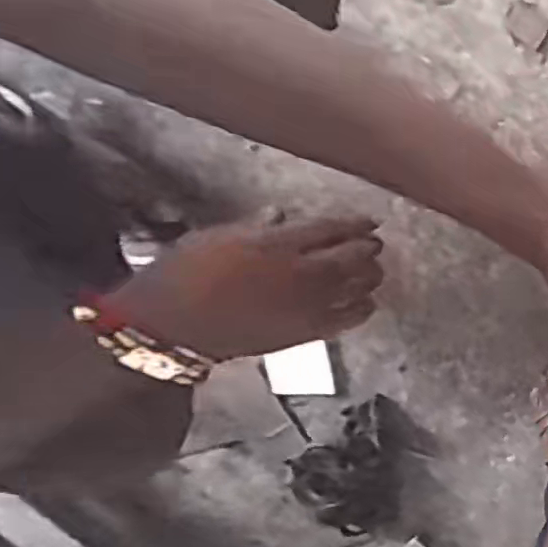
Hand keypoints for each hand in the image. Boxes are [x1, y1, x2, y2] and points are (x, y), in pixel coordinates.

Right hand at [104, 209, 382, 359]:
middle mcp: (301, 272)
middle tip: (374, 245)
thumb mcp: (216, 238)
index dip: (355, 225)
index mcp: (275, 244)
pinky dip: (365, 306)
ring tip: (372, 269)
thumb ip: (256, 226)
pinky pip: (352, 316)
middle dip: (368, 248)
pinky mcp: (312, 330)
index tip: (368, 223)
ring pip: (360, 285)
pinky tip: (366, 301)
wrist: (173, 325)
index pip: (330, 229)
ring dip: (371, 274)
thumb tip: (282, 216)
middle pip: (353, 256)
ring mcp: (311, 303)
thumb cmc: (184, 275)